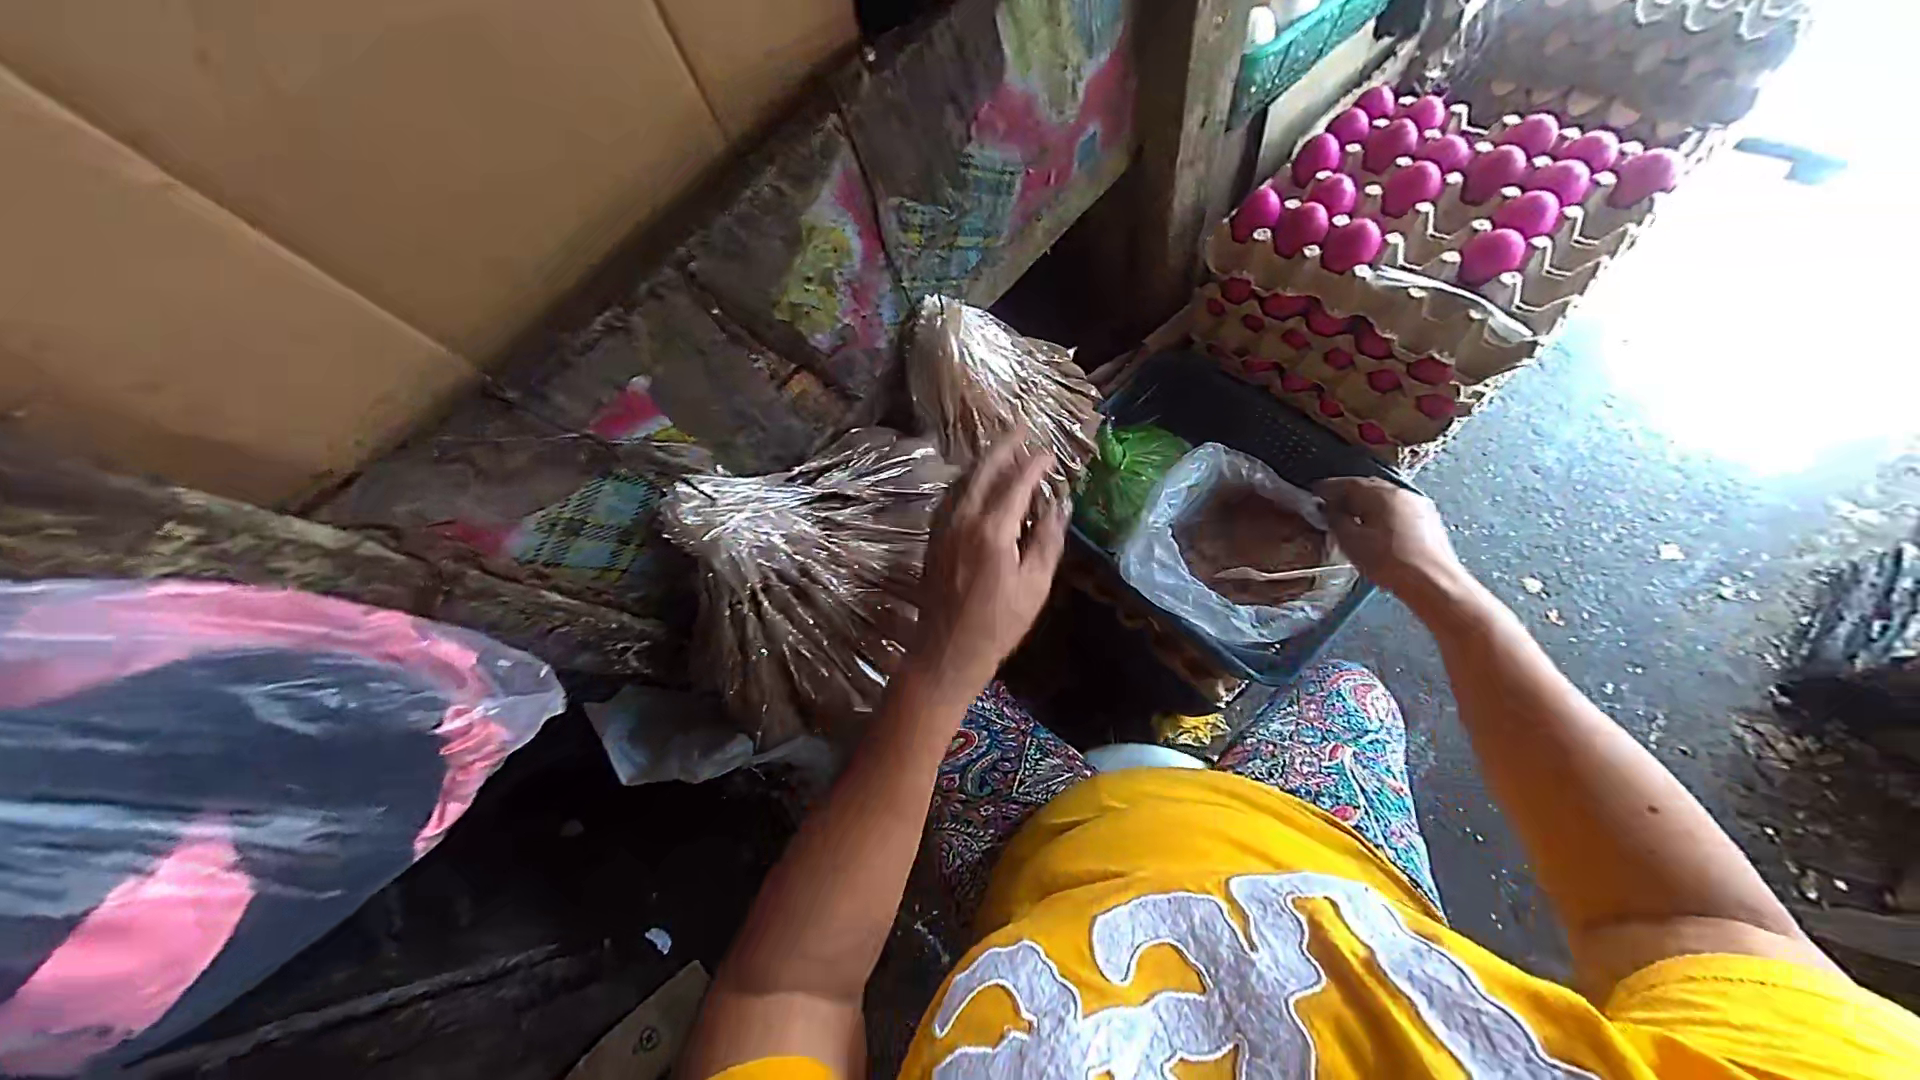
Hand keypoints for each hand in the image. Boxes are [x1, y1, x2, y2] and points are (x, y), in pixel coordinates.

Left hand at [912, 432, 1067, 690]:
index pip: (1017, 483)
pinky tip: (977, 480)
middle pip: (984, 470)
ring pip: (964, 480)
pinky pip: (951, 496)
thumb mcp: (1035, 585)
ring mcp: (944, 527)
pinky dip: (967, 480)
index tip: (1050, 451)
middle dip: (1005, 446)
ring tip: (1003, 447)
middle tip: (1022, 427)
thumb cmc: (999, 624)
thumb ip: (1048, 539)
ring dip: (984, 460)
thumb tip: (1060, 503)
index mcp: (992, 530)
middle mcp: (963, 520)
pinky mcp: (934, 537)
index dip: (1035, 464)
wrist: (947, 650)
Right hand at [1314, 477, 1470, 609]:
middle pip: (1368, 486)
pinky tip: (1374, 528)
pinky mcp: (1428, 520)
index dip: (1327, 487)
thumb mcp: (1350, 541)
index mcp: (1381, 495)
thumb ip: (1335, 519)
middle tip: (1329, 505)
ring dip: (1365, 503)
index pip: (1347, 482)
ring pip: (1384, 497)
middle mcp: (1402, 493)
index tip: (1314, 493)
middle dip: (1347, 494)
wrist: (1433, 582)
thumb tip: (1328, 508)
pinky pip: (1397, 508)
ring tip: (1350, 518)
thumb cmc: (1389, 562)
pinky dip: (1381, 512)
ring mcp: (1418, 506)